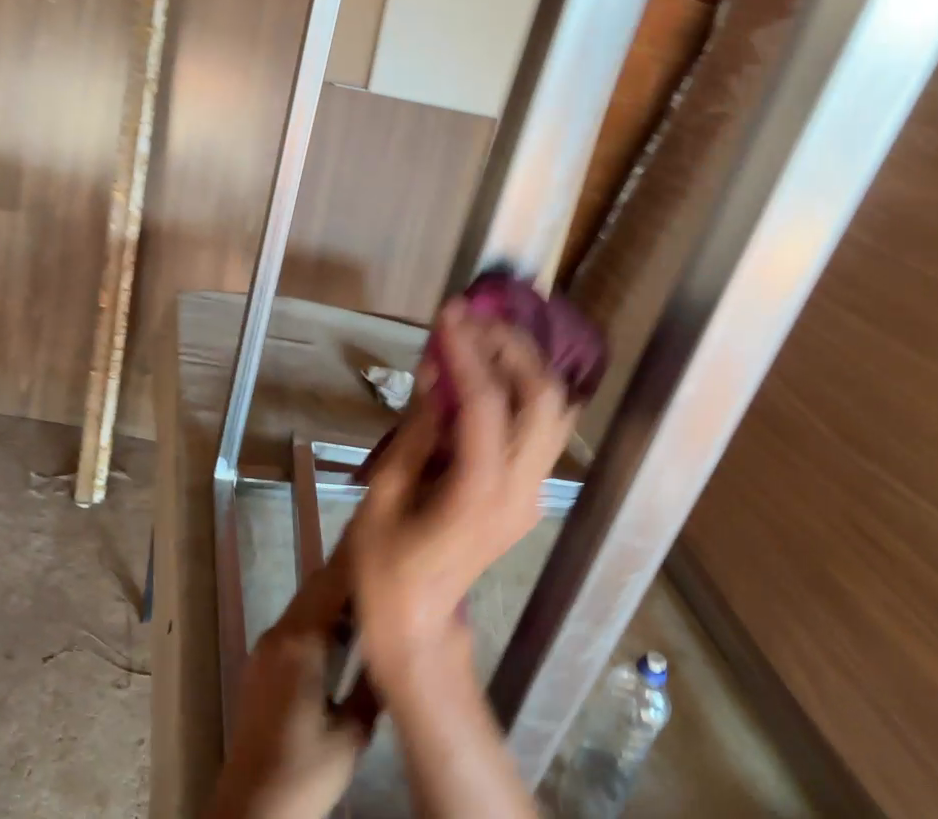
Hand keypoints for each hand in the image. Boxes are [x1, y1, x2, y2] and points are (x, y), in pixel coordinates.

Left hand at [207, 553, 377, 818]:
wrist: (251, 806)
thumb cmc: (305, 772)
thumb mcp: (352, 733)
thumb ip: (374, 686)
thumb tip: (396, 648)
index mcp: (299, 644)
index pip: (332, 584)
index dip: (357, 556)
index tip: (383, 531)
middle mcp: (277, 636)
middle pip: (316, 588)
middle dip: (349, 569)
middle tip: (386, 552)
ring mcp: (265, 650)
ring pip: (306, 606)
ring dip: (336, 593)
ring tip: (374, 584)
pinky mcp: (262, 667)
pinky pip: (296, 626)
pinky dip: (322, 617)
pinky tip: (346, 627)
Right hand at [346, 307, 577, 697]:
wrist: (418, 625)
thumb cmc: (385, 569)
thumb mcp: (384, 497)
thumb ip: (417, 433)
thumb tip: (434, 373)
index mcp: (479, 493)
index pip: (486, 403)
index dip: (469, 350)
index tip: (451, 312)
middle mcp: (521, 490)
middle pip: (542, 400)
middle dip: (513, 349)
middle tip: (475, 320)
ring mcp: (532, 495)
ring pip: (553, 414)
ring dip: (525, 368)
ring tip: (485, 337)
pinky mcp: (528, 496)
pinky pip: (539, 432)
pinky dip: (521, 393)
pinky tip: (488, 375)